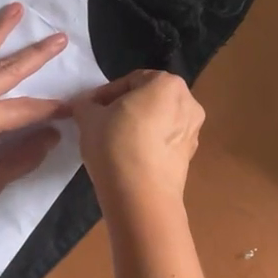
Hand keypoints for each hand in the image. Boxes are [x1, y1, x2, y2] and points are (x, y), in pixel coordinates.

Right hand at [72, 70, 203, 215]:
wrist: (140, 196)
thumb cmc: (115, 144)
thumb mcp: (89, 118)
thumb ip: (85, 105)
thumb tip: (84, 105)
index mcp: (167, 84)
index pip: (130, 81)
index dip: (105, 94)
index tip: (88, 109)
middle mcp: (188, 102)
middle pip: (148, 99)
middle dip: (124, 108)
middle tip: (100, 123)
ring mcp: (193, 131)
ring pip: (158, 121)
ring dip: (137, 127)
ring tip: (112, 142)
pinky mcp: (190, 158)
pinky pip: (164, 143)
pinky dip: (148, 145)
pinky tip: (128, 158)